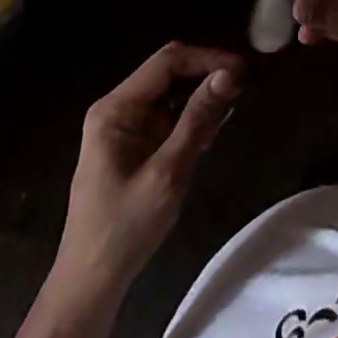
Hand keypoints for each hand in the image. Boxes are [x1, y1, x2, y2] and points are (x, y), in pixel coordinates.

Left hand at [59, 43, 243, 281]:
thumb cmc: (126, 226)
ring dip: (202, 95)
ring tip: (232, 108)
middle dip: (207, 73)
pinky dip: (192, 116)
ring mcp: (125, 124)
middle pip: (169, 71)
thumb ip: (198, 119)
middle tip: (244, 86)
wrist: (92, 279)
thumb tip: (229, 75)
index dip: (207, 58)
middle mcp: (118, 107)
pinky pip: (169, 114)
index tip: (243, 70)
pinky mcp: (134, 141)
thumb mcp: (168, 172)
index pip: (167, 61)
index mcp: (116, 108)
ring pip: (172, 91)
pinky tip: (211, 130)